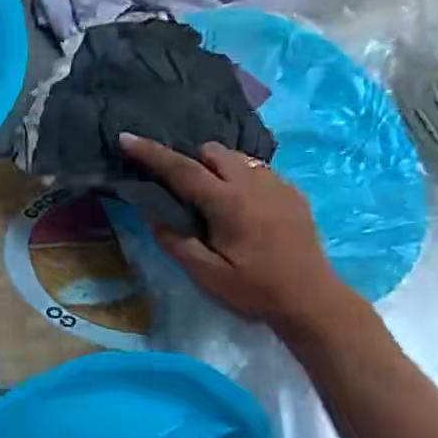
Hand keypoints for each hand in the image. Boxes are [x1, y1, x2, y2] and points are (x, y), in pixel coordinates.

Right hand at [120, 133, 354, 331]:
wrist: (312, 300)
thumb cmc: (255, 290)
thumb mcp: (206, 274)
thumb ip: (175, 241)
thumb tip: (151, 212)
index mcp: (229, 203)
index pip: (182, 169)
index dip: (151, 153)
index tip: (126, 138)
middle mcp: (254, 183)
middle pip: (212, 151)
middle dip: (189, 160)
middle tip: (178, 189)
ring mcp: (277, 184)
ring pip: (237, 157)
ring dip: (216, 167)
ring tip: (210, 197)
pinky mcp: (292, 193)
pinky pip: (257, 170)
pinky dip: (239, 177)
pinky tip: (239, 206)